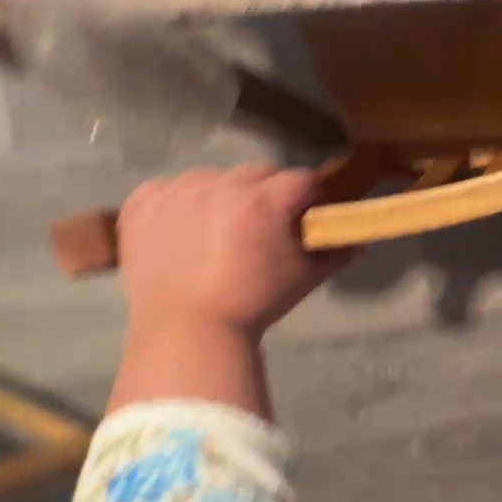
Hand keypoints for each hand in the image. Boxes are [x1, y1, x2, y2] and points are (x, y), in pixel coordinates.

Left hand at [118, 164, 350, 343]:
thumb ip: (335, 255)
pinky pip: (169, 187)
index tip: (308, 214)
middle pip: (258, 171)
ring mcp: (177, 194)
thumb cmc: (254, 302)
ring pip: (214, 176)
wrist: (187, 330)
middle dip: (270, 191)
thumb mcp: (305, 277)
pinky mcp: (142, 205)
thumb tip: (359, 245)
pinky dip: (180, 200)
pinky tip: (186, 225)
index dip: (310, 195)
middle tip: (266, 223)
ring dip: (225, 193)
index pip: (301, 178)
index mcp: (264, 202)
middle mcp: (221, 187)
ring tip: (222, 225)